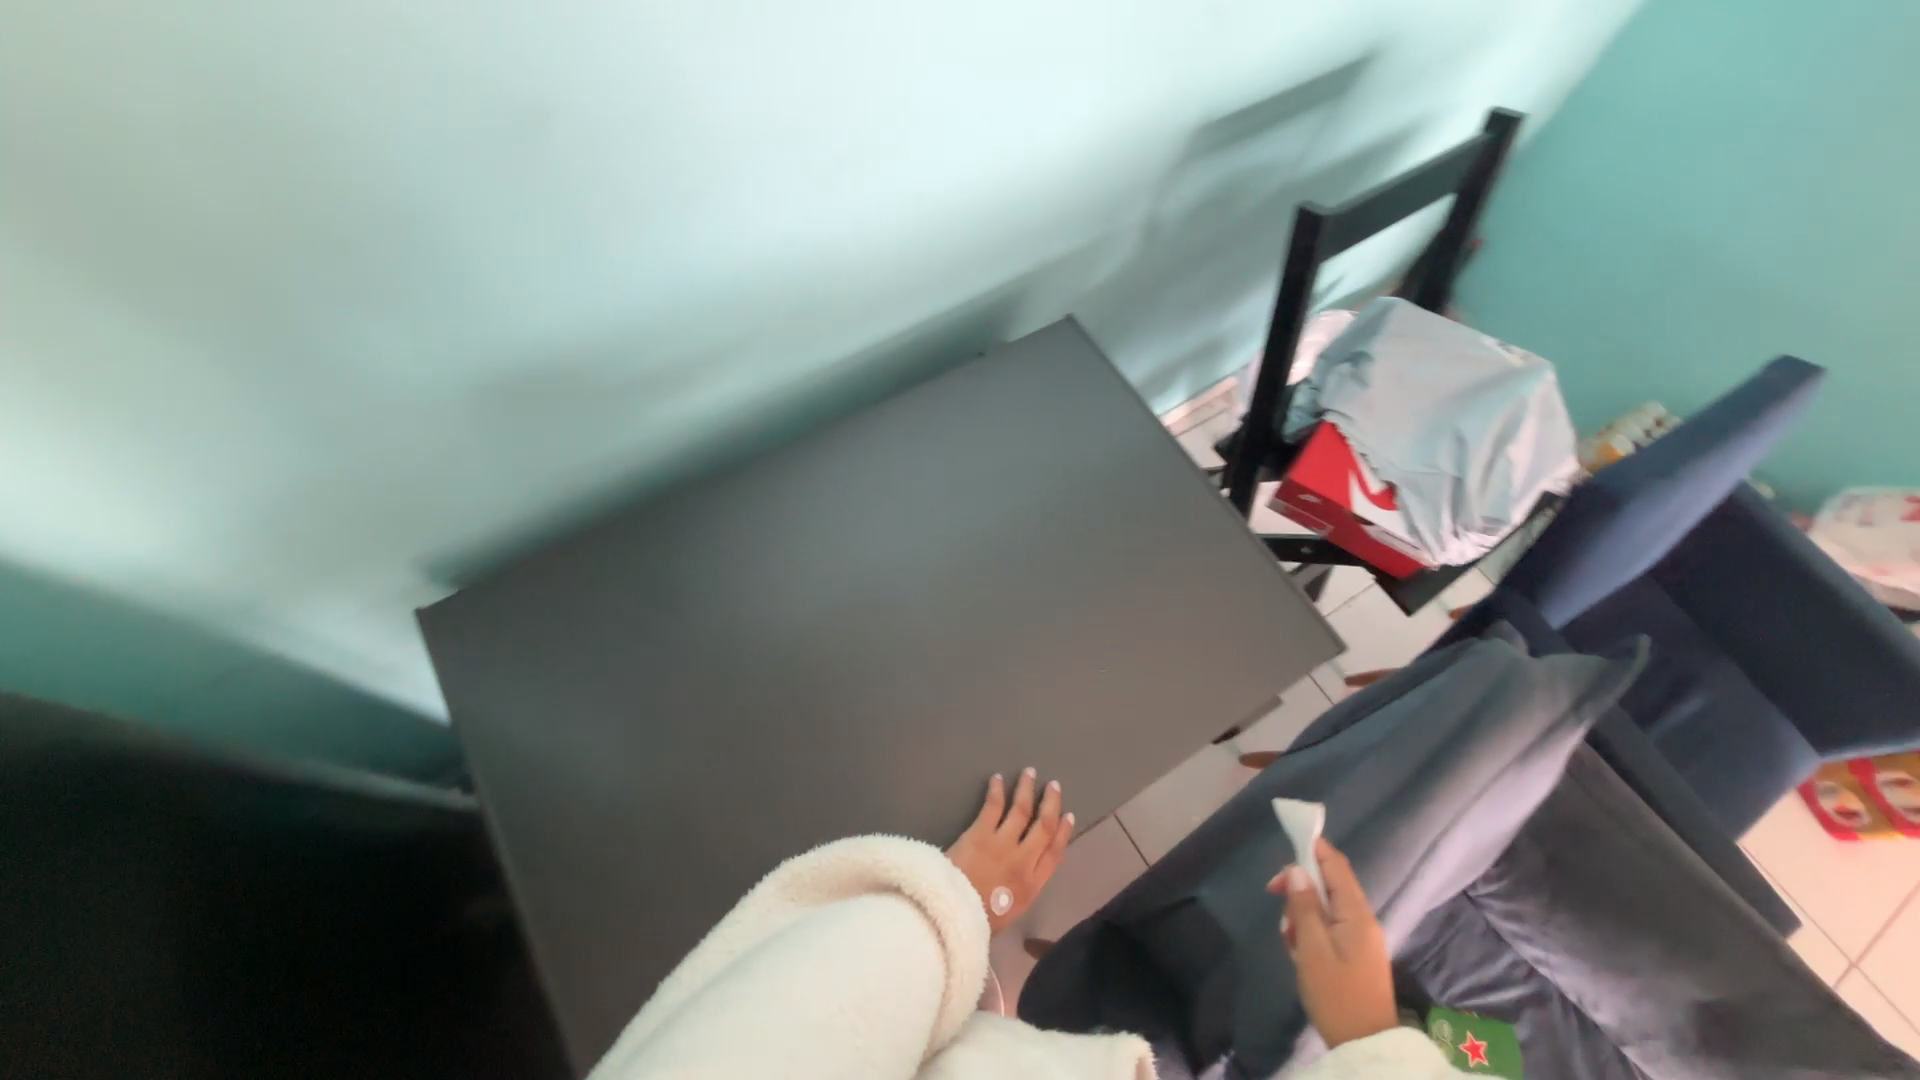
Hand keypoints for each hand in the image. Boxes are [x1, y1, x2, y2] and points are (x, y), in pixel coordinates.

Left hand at [945, 769, 1075, 933]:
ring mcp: (1003, 844)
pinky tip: (997, 778)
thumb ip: (1018, 894)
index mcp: (1032, 885)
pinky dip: (997, 790)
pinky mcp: (980, 833)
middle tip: (1053, 786)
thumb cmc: (977, 922)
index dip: (1063, 832)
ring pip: (1021, 810)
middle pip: (1043, 826)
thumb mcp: (1008, 915)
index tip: (1068, 815)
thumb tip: (1018, 882)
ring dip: (1026, 789)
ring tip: (1029, 773)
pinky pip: (993, 806)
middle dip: (1050, 803)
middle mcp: (1023, 861)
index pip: (1055, 853)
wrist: (952, 918)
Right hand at [1267, 838, 1397, 1048]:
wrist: (1366, 1048)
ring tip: (1290, 940)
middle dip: (1301, 887)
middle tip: (1275, 899)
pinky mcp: (1357, 956)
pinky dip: (1311, 932)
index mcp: (1356, 914)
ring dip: (1303, 914)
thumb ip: (1304, 906)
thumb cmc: (1336, 995)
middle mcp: (1364, 921)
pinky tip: (1300, 954)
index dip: (1314, 848)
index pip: (1336, 866)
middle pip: (1330, 885)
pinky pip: (1330, 929)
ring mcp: (1362, 940)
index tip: (1288, 840)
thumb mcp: (1312, 949)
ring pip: (1326, 908)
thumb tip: (1296, 870)